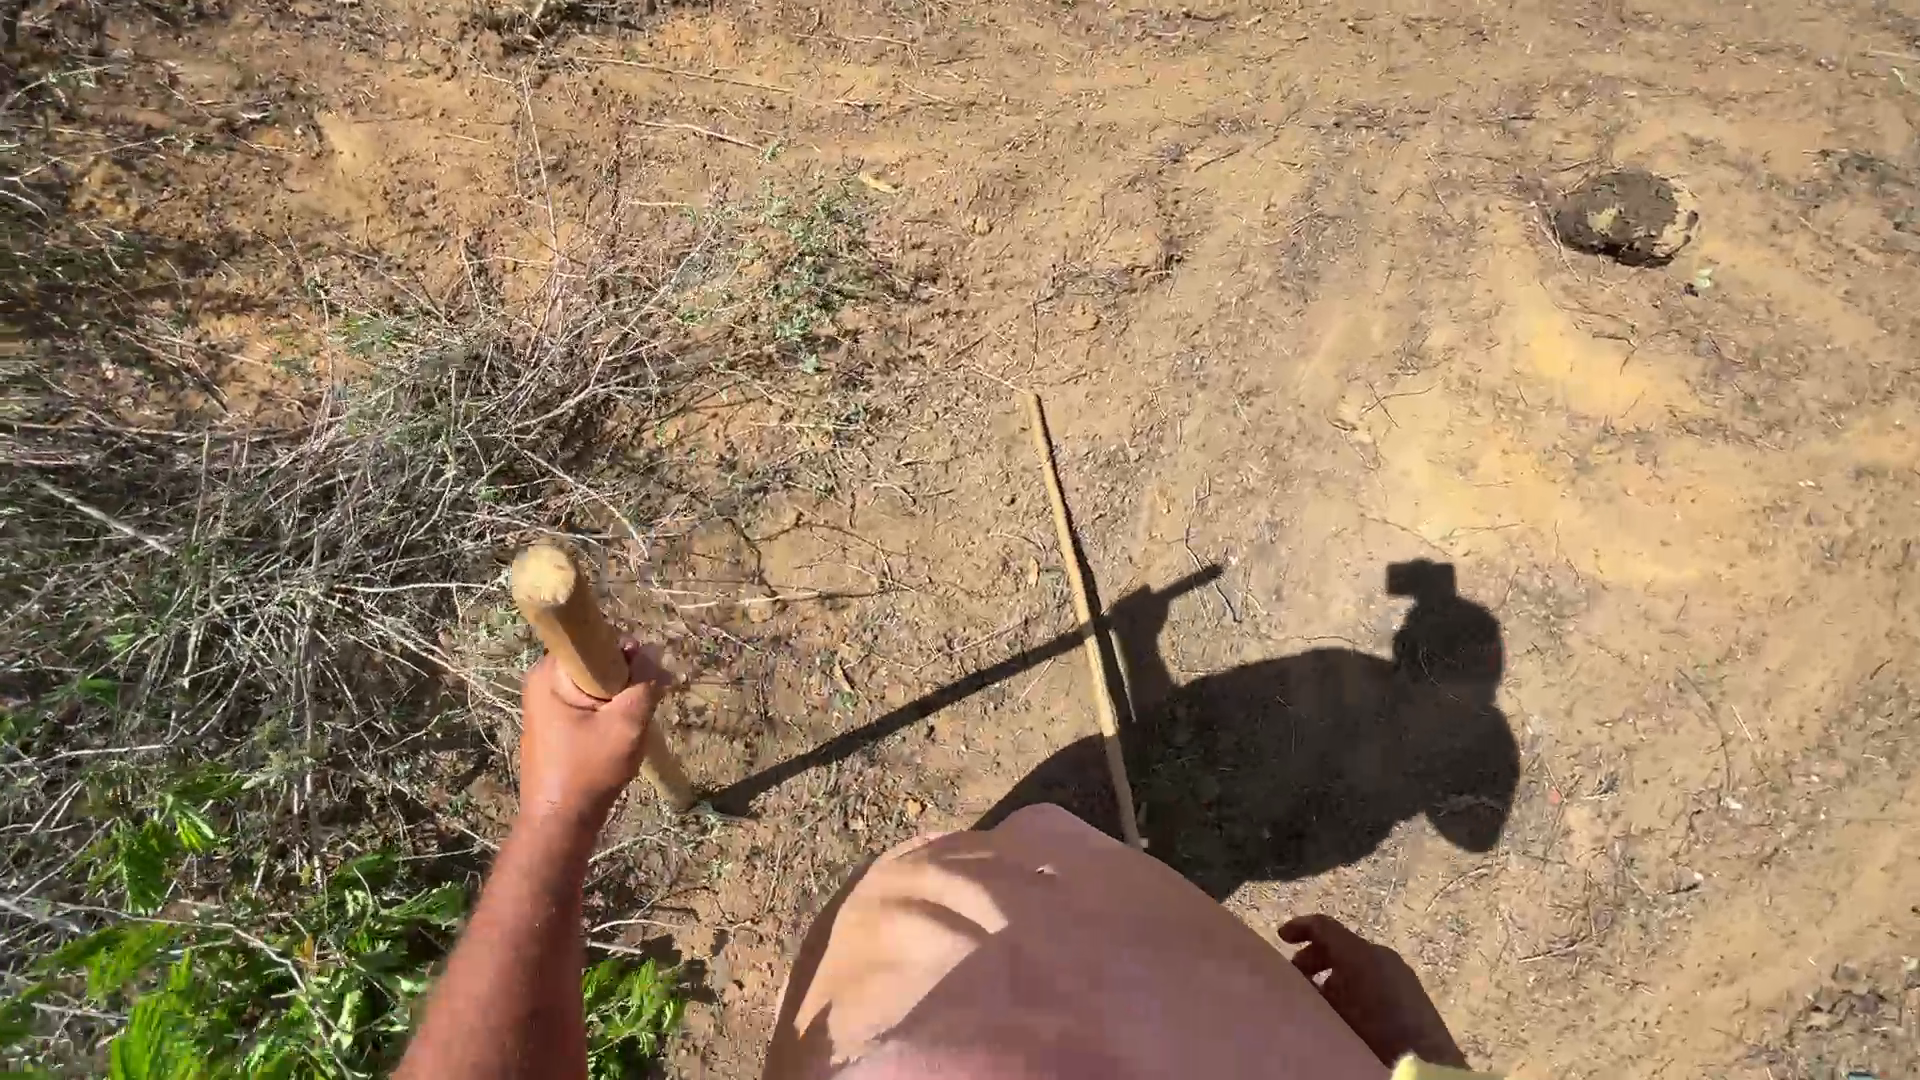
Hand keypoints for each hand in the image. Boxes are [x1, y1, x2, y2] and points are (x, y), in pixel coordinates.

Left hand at [518, 641, 672, 831]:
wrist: (561, 820)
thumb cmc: (590, 768)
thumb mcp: (627, 721)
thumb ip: (645, 682)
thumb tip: (653, 653)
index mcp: (551, 673)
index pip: (597, 640)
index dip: (628, 653)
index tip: (646, 675)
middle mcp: (543, 680)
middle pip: (600, 660)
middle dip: (629, 676)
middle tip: (649, 700)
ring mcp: (547, 700)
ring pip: (600, 681)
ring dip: (624, 695)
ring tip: (637, 720)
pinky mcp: (556, 719)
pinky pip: (592, 698)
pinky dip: (612, 708)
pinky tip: (622, 730)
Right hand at [1279, 914, 1466, 1068]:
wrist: (1427, 1066)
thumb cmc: (1374, 1030)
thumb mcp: (1332, 1005)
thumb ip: (1311, 984)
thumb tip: (1294, 976)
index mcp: (1360, 950)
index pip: (1323, 926)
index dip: (1299, 927)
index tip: (1280, 938)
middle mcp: (1381, 955)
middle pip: (1340, 944)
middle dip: (1314, 956)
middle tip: (1297, 976)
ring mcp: (1401, 975)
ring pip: (1356, 964)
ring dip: (1332, 975)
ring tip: (1319, 999)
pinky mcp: (1414, 997)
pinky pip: (1373, 980)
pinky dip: (1352, 986)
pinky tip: (1347, 1012)